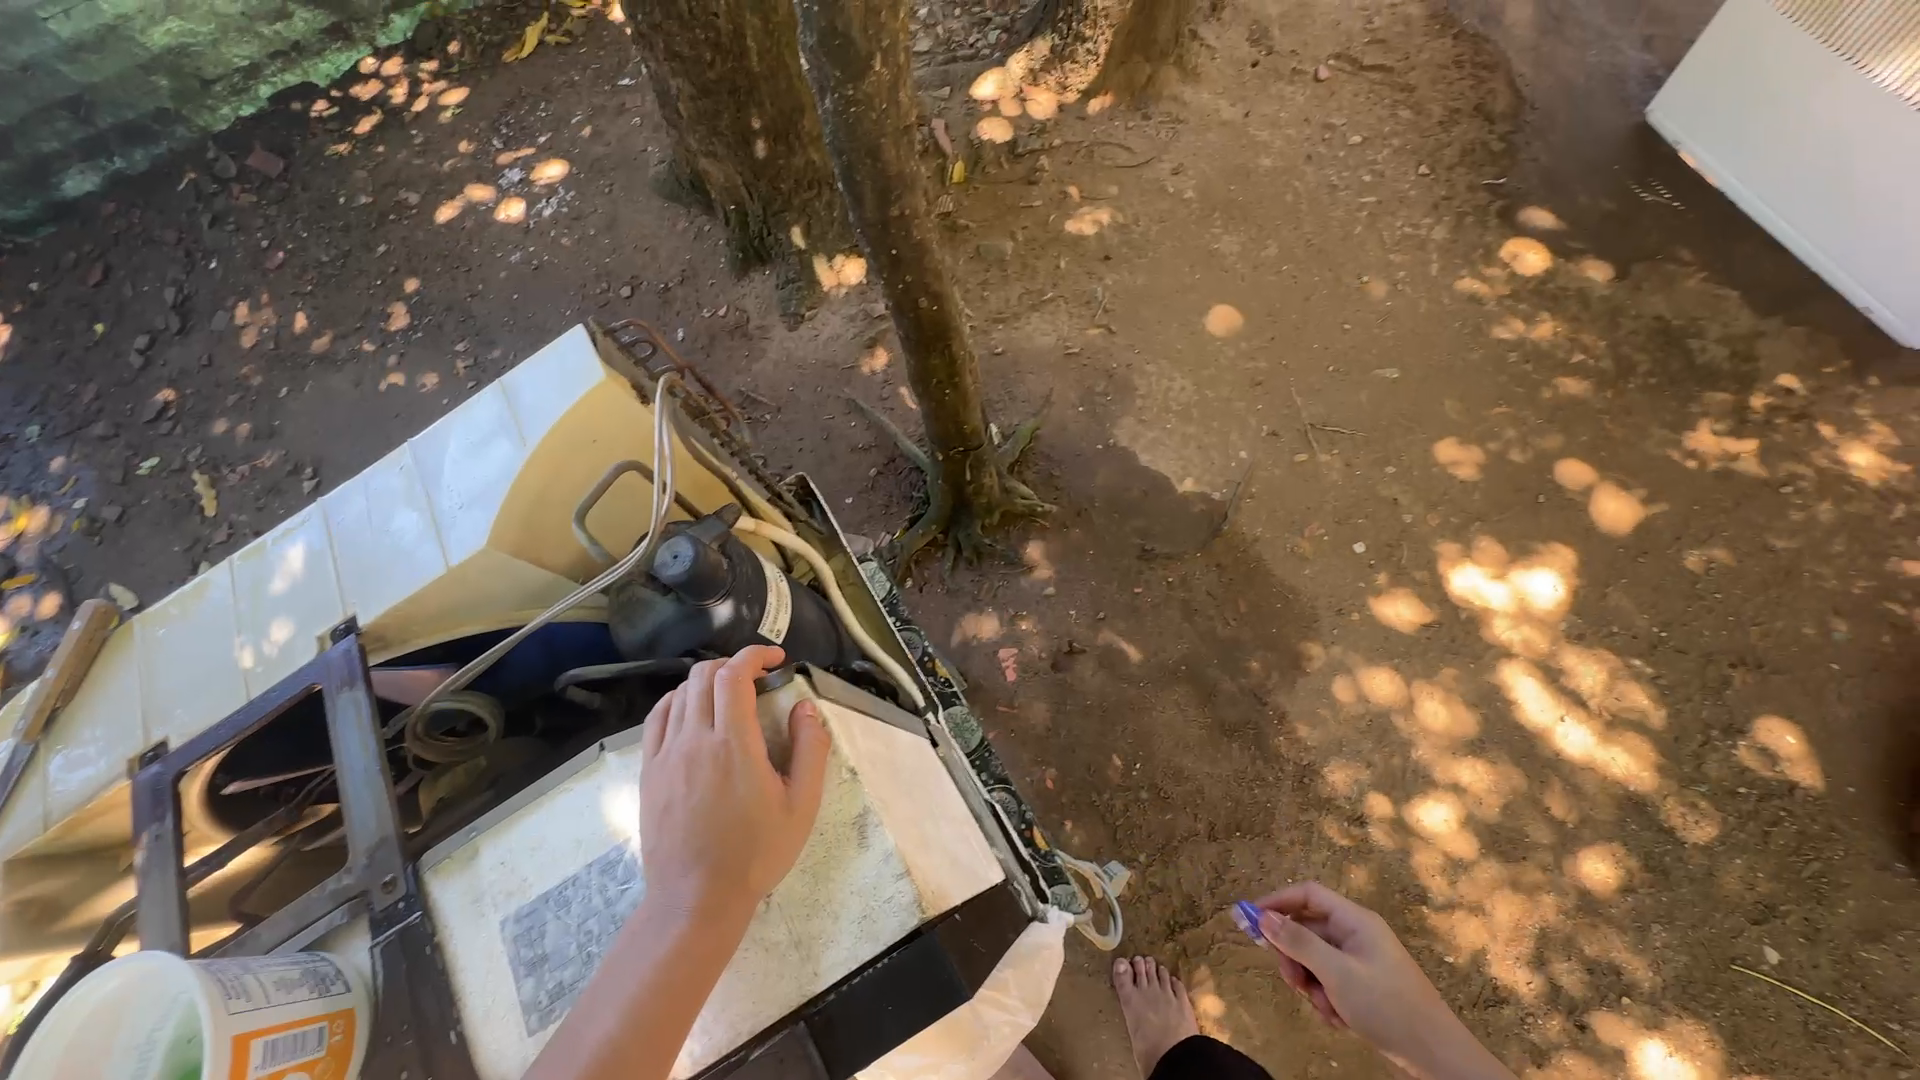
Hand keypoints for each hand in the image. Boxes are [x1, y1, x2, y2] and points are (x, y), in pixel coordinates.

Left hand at [639, 646, 831, 916]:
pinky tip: (692, 713)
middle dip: (733, 664)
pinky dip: (677, 702)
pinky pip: (657, 719)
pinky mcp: (649, 772)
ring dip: (706, 682)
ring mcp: (666, 755)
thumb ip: (810, 749)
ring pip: (680, 693)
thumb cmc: (756, 853)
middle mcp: (695, 739)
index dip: (755, 655)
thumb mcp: (801, 806)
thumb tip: (804, 707)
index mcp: (734, 744)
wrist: (696, 899)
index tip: (776, 659)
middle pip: (704, 675)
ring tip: (728, 696)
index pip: (735, 674)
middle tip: (757, 679)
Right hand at [1254, 882, 1511, 1079]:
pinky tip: (1339, 1019)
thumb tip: (1262, 916)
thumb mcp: (1337, 973)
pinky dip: (1326, 999)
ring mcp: (1361, 961)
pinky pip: (1329, 981)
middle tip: (1292, 981)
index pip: (1307, 894)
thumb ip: (1298, 942)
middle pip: (1307, 929)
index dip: (1276, 901)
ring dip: (1311, 984)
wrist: (1437, 1056)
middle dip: (1294, 955)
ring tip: (1325, 1008)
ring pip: (1315, 959)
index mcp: (1355, 920)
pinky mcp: (1364, 986)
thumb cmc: (1388, 1006)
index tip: (1250, 920)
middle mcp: (1357, 934)